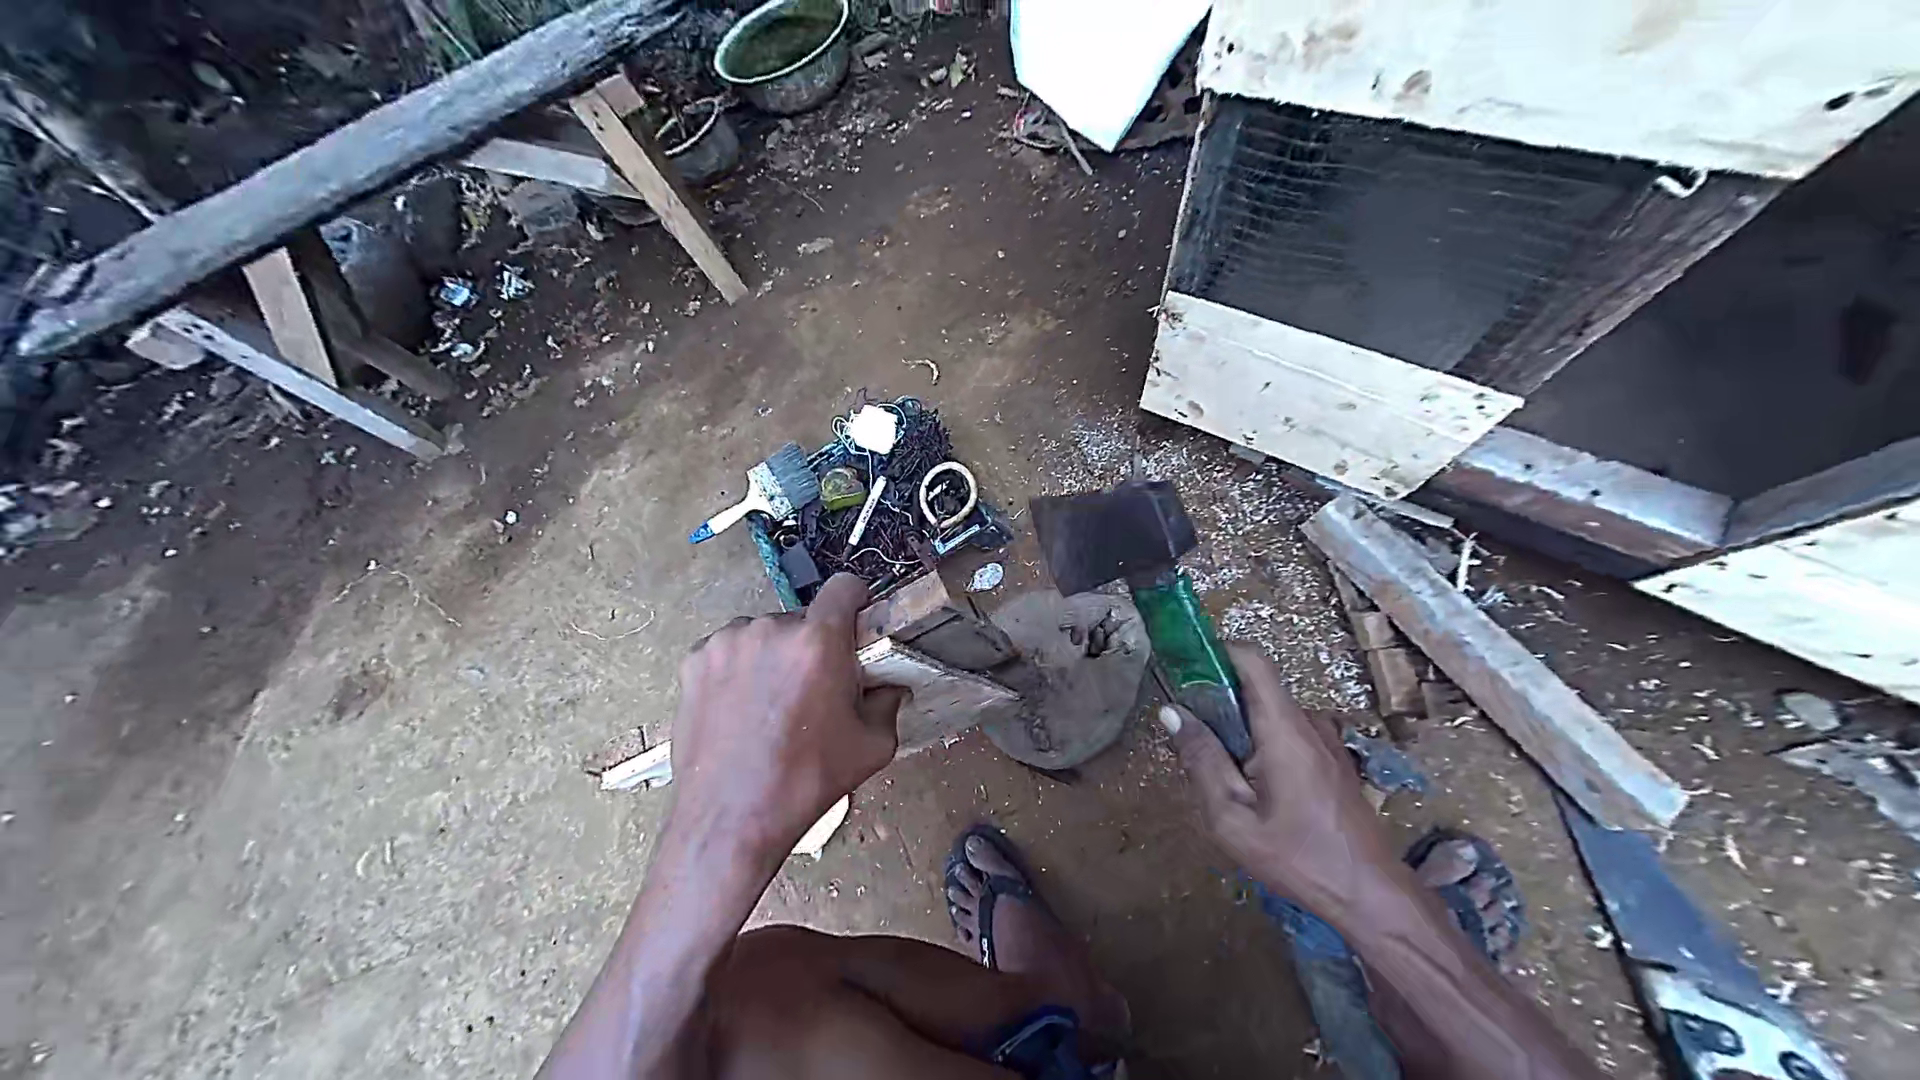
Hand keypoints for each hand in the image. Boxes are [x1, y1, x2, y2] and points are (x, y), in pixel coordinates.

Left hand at [668, 573, 907, 857]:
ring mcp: (727, 643)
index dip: (856, 603)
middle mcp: (771, 630)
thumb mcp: (871, 746)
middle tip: (814, 687)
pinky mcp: (695, 661)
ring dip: (776, 655)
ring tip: (773, 702)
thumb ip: (888, 702)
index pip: (845, 587)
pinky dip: (741, 667)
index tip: (855, 626)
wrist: (730, 819)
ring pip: (766, 633)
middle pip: (804, 618)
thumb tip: (888, 686)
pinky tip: (743, 707)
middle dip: (814, 644)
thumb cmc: (804, 781)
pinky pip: (731, 649)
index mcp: (818, 642)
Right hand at [1161, 645, 1396, 908]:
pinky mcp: (1332, 757)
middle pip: (1255, 688)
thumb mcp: (1232, 819)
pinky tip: (1254, 790)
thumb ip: (1202, 760)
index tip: (1185, 668)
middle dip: (1218, 703)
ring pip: (1268, 713)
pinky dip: (1260, 744)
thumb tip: (1171, 712)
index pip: (1252, 660)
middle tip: (1193, 742)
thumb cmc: (1300, 859)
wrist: (1375, 899)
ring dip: (1239, 729)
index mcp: (1285, 730)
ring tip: (1223, 776)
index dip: (1216, 652)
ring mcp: (1326, 739)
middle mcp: (1309, 723)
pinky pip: (1286, 732)